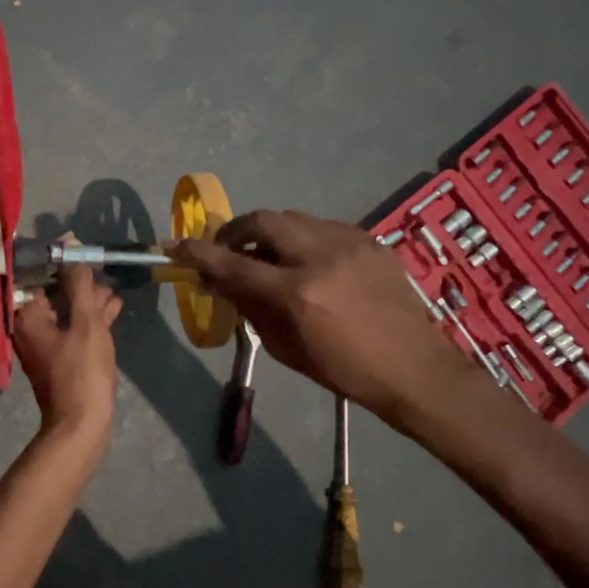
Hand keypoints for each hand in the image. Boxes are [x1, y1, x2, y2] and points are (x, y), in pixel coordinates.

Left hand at [13, 264, 121, 436]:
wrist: (81, 424)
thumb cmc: (82, 370)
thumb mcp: (85, 322)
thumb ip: (79, 283)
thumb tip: (72, 247)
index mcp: (26, 316)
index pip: (37, 275)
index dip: (59, 259)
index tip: (80, 245)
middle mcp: (28, 327)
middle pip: (52, 293)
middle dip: (78, 279)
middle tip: (103, 265)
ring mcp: (44, 344)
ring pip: (66, 311)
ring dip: (89, 298)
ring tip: (114, 285)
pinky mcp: (60, 357)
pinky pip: (73, 328)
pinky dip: (91, 318)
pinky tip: (114, 307)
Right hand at [172, 209, 477, 419]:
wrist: (413, 367)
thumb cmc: (342, 368)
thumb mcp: (284, 345)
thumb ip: (249, 306)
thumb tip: (219, 280)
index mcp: (296, 293)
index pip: (232, 263)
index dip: (198, 253)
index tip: (175, 247)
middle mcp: (320, 257)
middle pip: (262, 220)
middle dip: (236, 231)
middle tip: (229, 250)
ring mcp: (349, 243)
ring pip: (293, 219)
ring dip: (270, 234)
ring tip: (268, 256)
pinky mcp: (370, 241)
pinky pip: (322, 228)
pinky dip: (303, 240)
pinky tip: (307, 262)